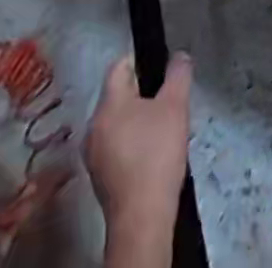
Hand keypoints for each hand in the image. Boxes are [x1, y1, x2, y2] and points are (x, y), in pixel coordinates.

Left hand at [86, 53, 192, 267]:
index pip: (118, 67)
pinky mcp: (98, 176)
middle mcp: (93, 125)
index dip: (141, 61)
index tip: (162, 69)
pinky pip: (115, 145)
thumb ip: (178, 75)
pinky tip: (151, 154)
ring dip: (137, 119)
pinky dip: (131, 142)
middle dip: (143, 93)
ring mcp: (92, 153)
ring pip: (116, 122)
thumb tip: (179, 56)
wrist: (142, 215)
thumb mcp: (176, 107)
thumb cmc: (157, 153)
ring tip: (163, 128)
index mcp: (108, 104)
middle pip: (118, 95)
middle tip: (169, 101)